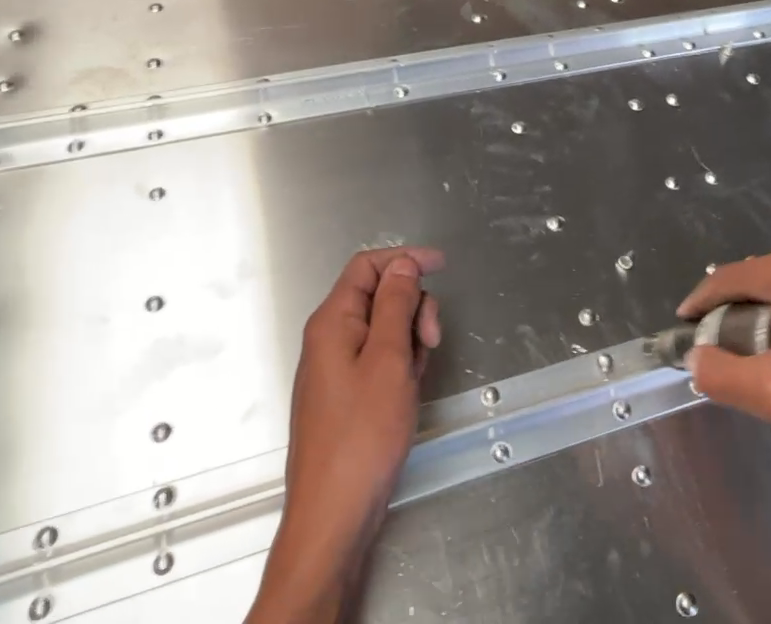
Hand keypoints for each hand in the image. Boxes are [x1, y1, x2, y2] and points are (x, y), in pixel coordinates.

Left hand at [248, 247, 442, 623]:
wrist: (335, 511)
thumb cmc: (363, 435)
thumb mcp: (388, 360)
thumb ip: (396, 305)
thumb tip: (403, 265)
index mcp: (332, 322)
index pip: (367, 267)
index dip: (405, 259)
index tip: (442, 265)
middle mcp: (329, 338)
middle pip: (378, 295)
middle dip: (412, 307)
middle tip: (430, 340)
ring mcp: (336, 368)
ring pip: (383, 329)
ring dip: (410, 339)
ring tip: (417, 374)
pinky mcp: (346, 394)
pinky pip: (379, 359)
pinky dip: (400, 364)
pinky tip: (408, 390)